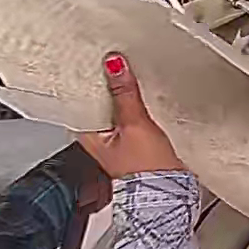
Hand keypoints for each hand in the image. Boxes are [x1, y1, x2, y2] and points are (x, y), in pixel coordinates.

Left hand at [75, 52, 183, 178]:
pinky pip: (128, 112)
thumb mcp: (134, 125)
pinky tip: (140, 90)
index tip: (93, 56)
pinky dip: (133, 101)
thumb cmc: (146, 169)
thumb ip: (124, 94)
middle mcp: (97, 135)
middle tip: (112, 57)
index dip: (85, 76)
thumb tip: (114, 64)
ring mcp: (115, 137)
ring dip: (120, 90)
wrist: (170, 193)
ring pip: (113, 105)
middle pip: (96, 99)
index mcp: (86, 133)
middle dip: (105, 80)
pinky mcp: (133, 138)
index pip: (78, 97)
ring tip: (126, 68)